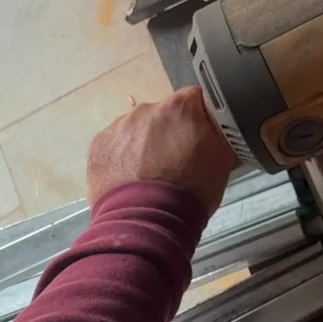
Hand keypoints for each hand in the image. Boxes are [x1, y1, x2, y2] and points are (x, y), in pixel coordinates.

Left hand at [86, 87, 235, 211]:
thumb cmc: (192, 189)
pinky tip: (132, 176)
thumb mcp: (224, 157)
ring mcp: (119, 126)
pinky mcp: (98, 145)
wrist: (148, 222)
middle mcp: (146, 108)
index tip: (199, 137)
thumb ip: (219, 129)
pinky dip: (124, 154)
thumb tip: (216, 119)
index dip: (199, 117)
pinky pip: (117, 142)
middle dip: (170, 130)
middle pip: (164, 112)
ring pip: (138, 127)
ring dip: (145, 142)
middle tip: (175, 159)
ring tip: (150, 172)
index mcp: (180, 107)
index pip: (195, 98)